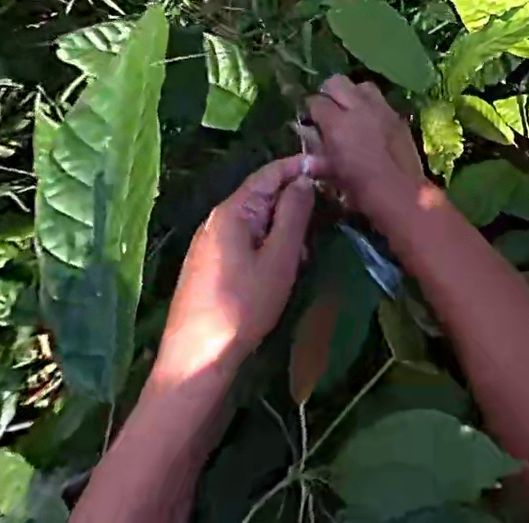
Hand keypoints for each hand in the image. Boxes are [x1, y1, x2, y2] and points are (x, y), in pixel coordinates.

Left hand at [153, 156, 315, 385]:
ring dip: (286, 225)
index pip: (271, 172)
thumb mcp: (279, 258)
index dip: (302, 166)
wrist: (195, 361)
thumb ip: (294, 213)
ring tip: (309, 247)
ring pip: (257, 219)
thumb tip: (303, 179)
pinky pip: (246, 239)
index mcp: (232, 210)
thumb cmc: (242, 306)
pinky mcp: (210, 265)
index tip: (333, 170)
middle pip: (263, 194)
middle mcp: (217, 219)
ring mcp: (210, 242)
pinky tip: (284, 265)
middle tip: (330, 212)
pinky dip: (270, 242)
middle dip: (297, 199)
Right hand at [305, 75, 430, 222]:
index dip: (310, 109)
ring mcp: (380, 109)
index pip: (316, 101)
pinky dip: (371, 105)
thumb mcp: (331, 174)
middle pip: (337, 82)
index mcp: (337, 123)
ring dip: (353, 94)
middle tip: (328, 109)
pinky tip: (370, 121)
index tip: (310, 118)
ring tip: (351, 110)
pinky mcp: (397, 115)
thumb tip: (308, 147)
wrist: (401, 193)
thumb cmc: (360, 189)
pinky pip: (380, 100)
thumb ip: (317, 154)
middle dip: (328, 92)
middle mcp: (358, 108)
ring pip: (361, 86)